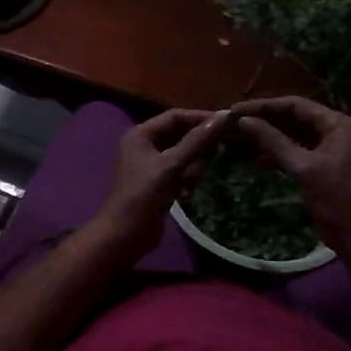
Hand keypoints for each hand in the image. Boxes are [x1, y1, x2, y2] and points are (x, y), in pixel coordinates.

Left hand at [90, 109, 232, 259]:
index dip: (199, 118)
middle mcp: (144, 146)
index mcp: (140, 135)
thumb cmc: (144, 194)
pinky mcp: (158, 183)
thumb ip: (197, 141)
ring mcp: (151, 165)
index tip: (225, 122)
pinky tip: (185, 195)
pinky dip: (186, 181)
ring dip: (192, 168)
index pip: (175, 116)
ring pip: (183, 156)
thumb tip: (221, 118)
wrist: (125, 234)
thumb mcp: (172, 165)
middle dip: (195, 150)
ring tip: (189, 183)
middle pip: (180, 136)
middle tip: (210, 159)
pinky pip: (180, 173)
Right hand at [233, 97, 350, 250]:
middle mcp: (339, 132)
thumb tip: (244, 121)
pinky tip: (260, 162)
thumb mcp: (304, 167)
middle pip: (297, 118)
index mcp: (339, 125)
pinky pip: (302, 154)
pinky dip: (283, 156)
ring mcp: (335, 151)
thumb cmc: (338, 198)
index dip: (265, 106)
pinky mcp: (329, 169)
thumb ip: (274, 142)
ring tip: (244, 139)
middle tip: (237, 122)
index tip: (237, 110)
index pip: (297, 105)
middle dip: (268, 120)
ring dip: (273, 138)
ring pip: (298, 137)